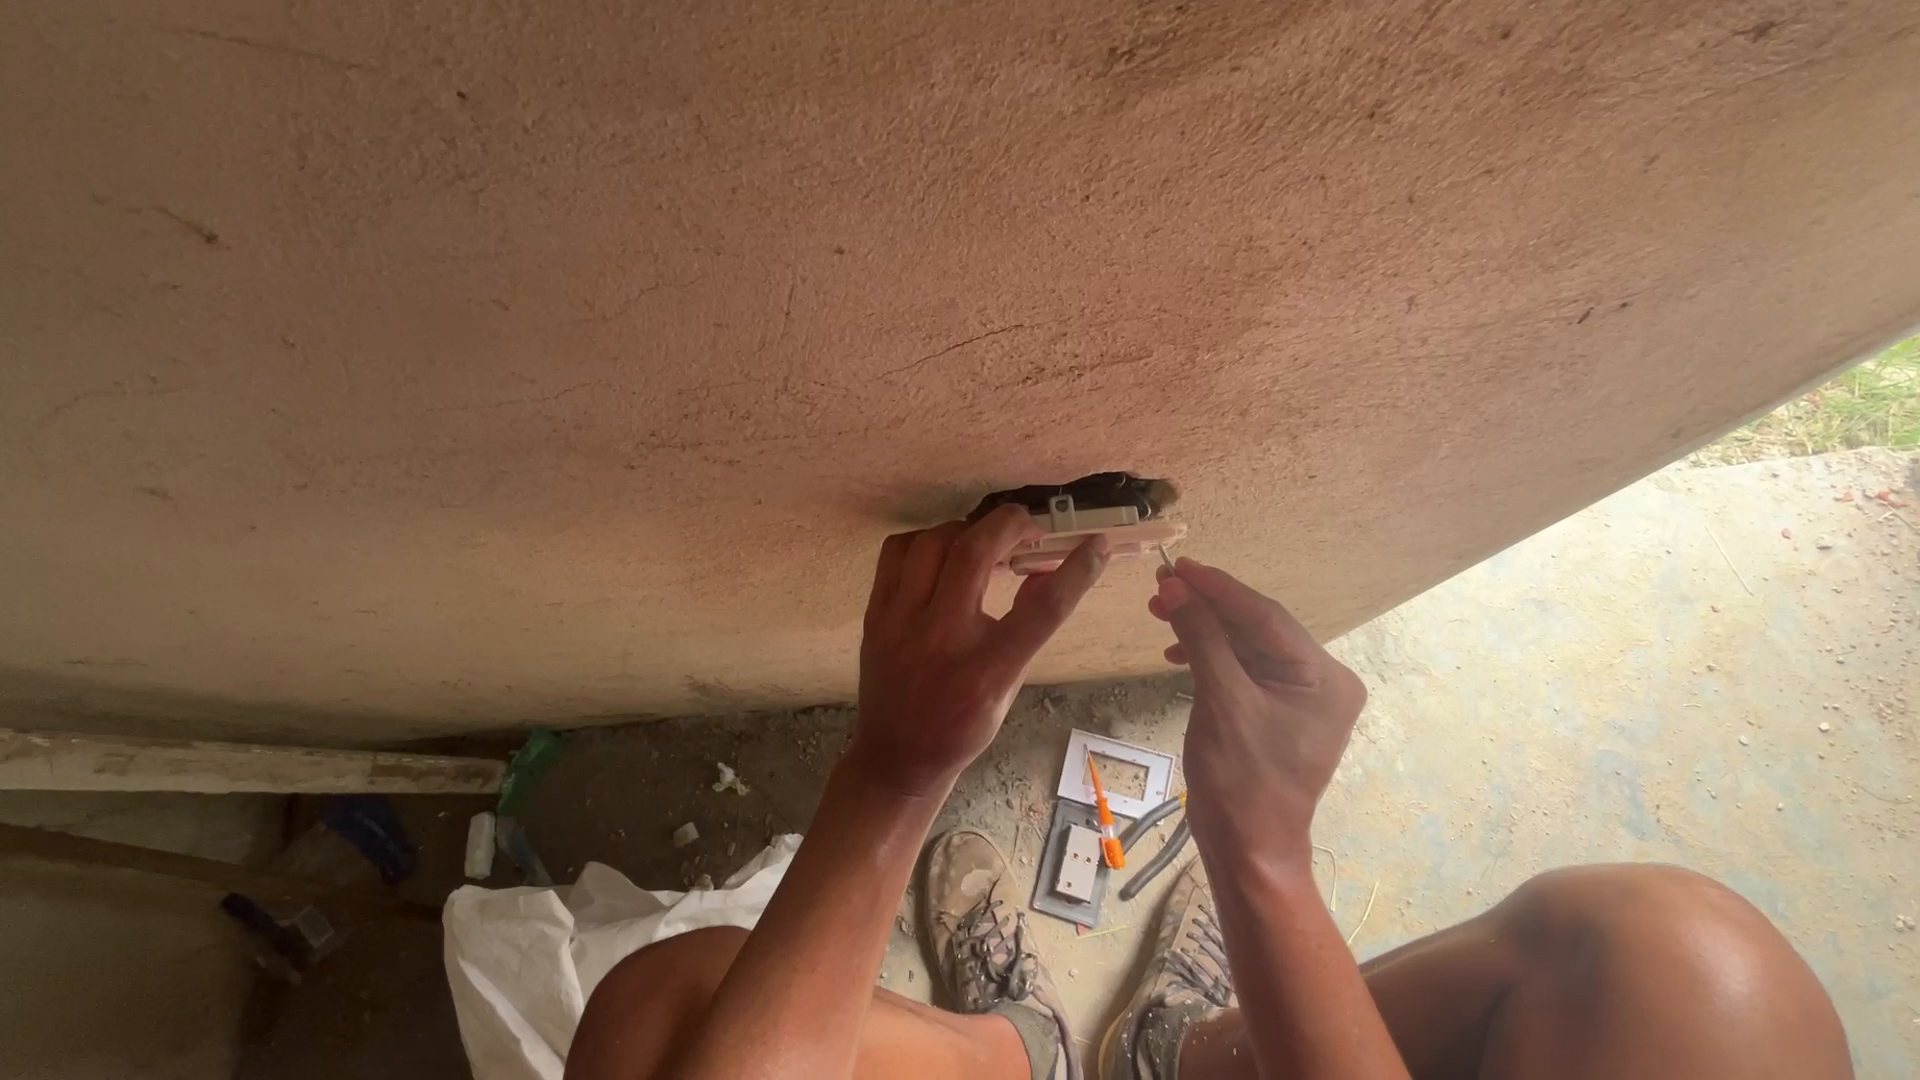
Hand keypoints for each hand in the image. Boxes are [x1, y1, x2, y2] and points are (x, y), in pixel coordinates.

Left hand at [851, 505, 1109, 795]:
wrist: (897, 756)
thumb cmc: (962, 726)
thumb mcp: (1008, 687)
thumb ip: (1027, 629)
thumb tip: (1046, 570)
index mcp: (986, 671)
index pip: (1042, 610)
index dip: (1076, 571)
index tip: (1097, 544)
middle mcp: (941, 640)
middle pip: (974, 553)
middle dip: (1009, 524)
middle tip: (1029, 527)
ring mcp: (899, 623)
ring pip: (932, 542)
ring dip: (967, 529)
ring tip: (985, 540)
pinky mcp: (875, 614)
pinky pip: (896, 551)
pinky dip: (925, 539)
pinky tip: (942, 551)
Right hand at [1149, 558, 1366, 867]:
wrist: (1247, 849)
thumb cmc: (1242, 781)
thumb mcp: (1222, 703)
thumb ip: (1201, 638)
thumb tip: (1173, 586)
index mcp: (1325, 678)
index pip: (1266, 617)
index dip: (1219, 588)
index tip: (1177, 565)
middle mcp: (1320, 681)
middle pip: (1256, 627)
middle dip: (1207, 606)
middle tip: (1160, 585)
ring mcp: (1298, 696)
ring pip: (1245, 645)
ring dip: (1202, 628)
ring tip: (1159, 611)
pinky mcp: (1274, 709)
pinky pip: (1241, 668)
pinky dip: (1208, 655)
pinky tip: (1176, 652)